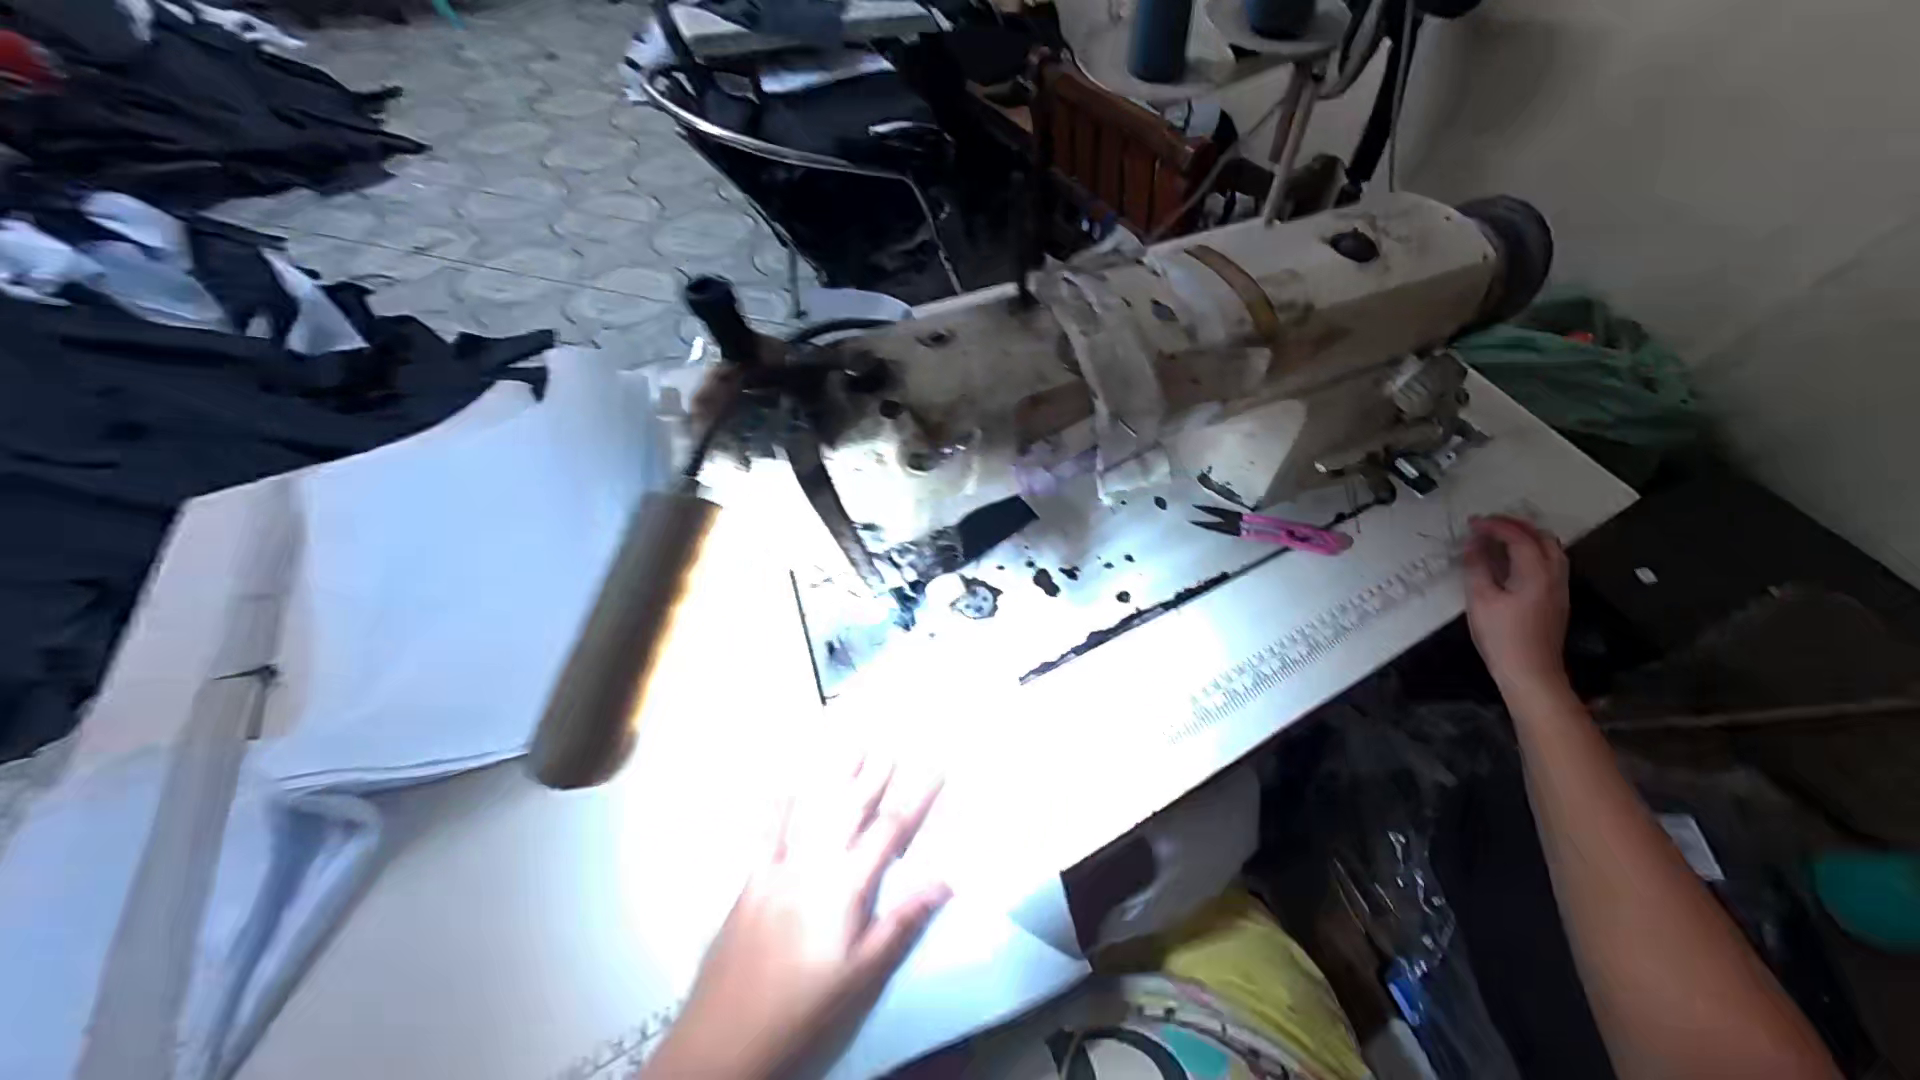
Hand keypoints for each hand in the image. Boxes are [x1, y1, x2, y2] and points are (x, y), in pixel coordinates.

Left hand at [642, 760, 949, 1079]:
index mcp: (846, 886)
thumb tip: (944, 880)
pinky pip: (768, 836)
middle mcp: (814, 865)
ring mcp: (780, 869)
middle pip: (851, 811)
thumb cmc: (807, 1004)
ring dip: (836, 779)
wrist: (729, 1032)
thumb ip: (901, 922)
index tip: (933, 771)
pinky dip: (778, 809)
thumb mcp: (863, 972)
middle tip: (892, 748)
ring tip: (853, 750)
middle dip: (875, 778)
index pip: (889, 832)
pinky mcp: (752, 882)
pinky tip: (786, 787)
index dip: (915, 799)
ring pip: (814, 813)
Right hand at [1464, 515, 1571, 698]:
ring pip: (1551, 551)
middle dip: (1516, 526)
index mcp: (1536, 574)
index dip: (1496, 526)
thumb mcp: (1480, 600)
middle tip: (1488, 524)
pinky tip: (1512, 559)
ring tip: (1500, 537)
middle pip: (1543, 539)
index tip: (1474, 522)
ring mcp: (1559, 588)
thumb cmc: (1501, 637)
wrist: (1530, 672)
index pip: (1520, 539)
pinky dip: (1531, 552)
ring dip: (1527, 537)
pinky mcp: (1555, 599)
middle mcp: (1554, 576)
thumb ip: (1477, 568)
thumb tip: (1473, 544)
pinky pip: (1549, 563)